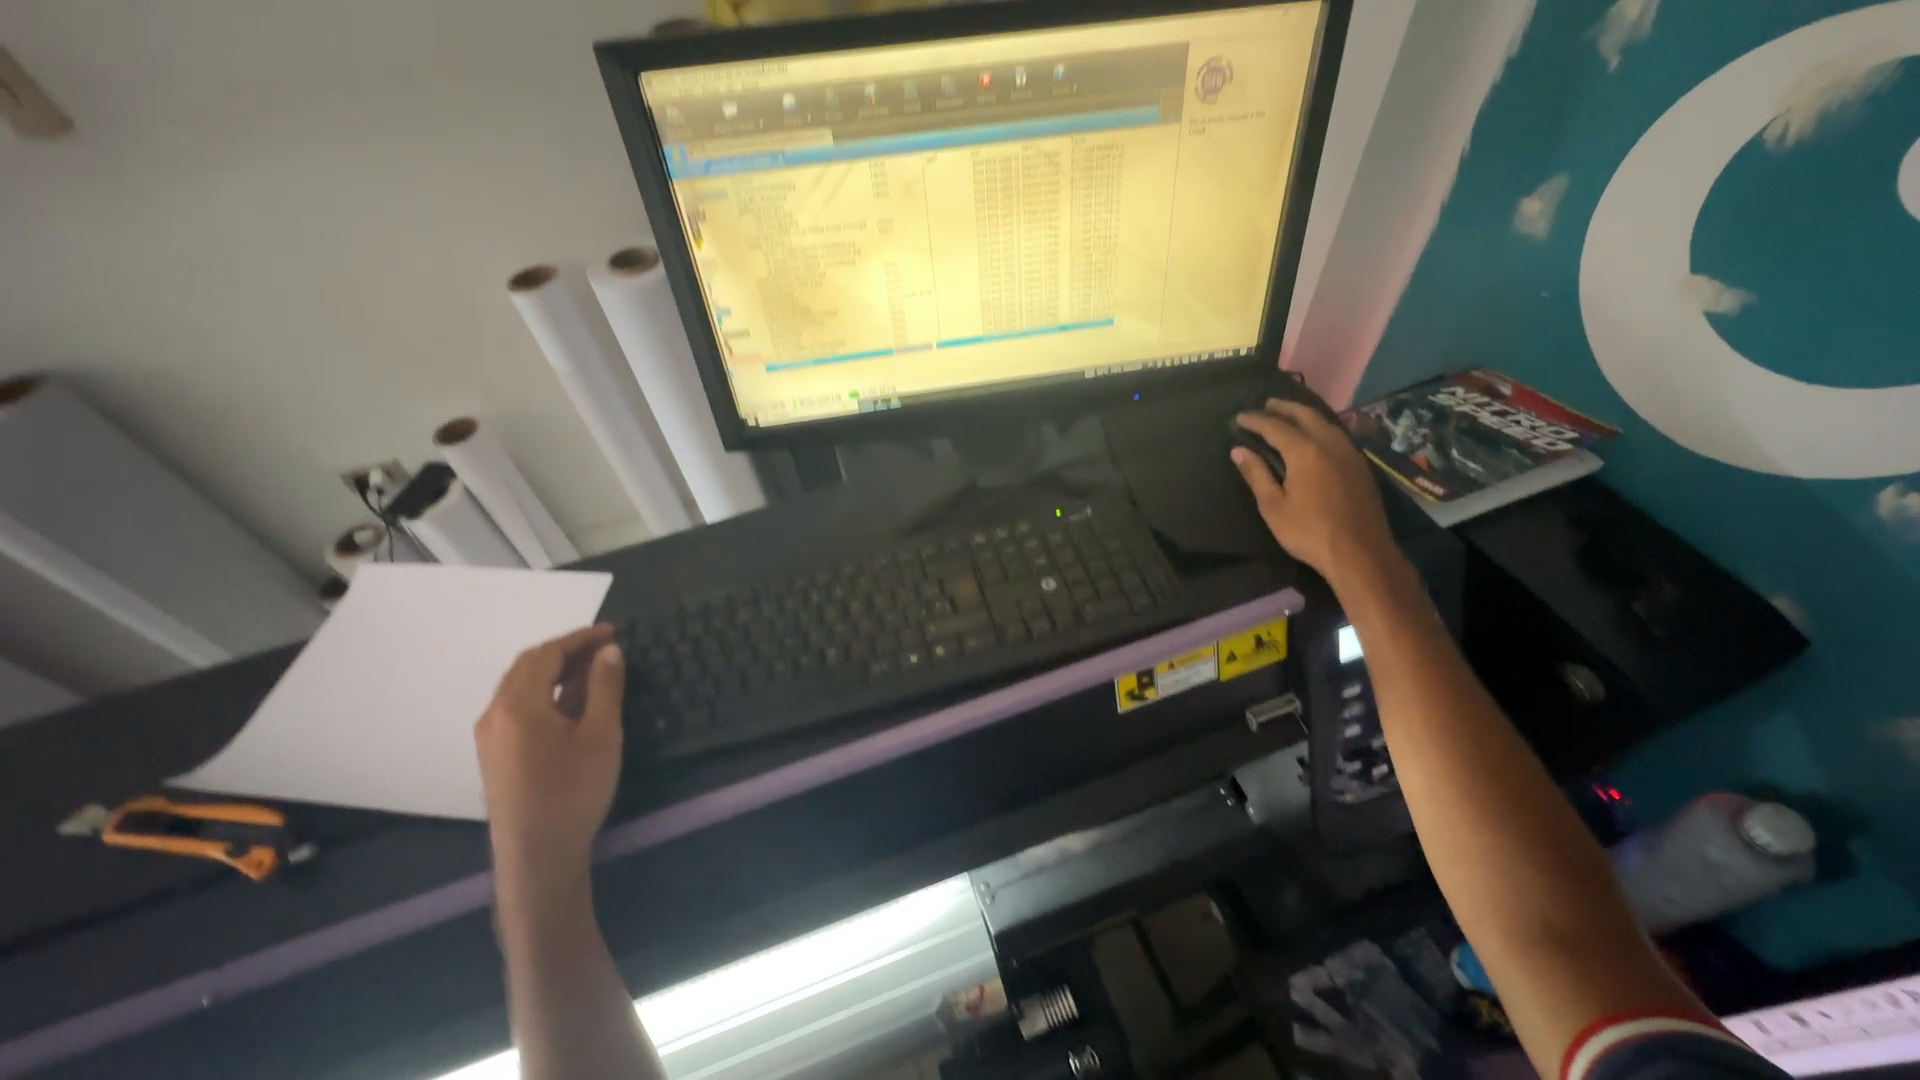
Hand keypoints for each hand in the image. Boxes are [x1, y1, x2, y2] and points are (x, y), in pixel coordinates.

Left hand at [475, 625, 625, 893]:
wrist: (537, 856)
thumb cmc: (573, 792)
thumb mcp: (600, 735)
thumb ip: (604, 687)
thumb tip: (607, 651)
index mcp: (517, 704)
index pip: (547, 654)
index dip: (580, 638)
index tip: (613, 633)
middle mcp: (495, 713)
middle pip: (528, 666)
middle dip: (566, 652)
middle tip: (605, 649)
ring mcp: (490, 737)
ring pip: (520, 688)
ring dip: (555, 673)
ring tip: (593, 672)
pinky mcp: (495, 756)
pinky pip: (517, 708)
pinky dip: (545, 694)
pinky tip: (570, 705)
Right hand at [1231, 399, 1404, 589]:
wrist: (1360, 552)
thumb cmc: (1309, 532)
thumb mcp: (1274, 506)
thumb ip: (1256, 474)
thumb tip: (1239, 450)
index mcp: (1304, 451)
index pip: (1274, 427)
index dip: (1255, 420)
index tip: (1238, 418)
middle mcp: (1329, 443)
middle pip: (1304, 415)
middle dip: (1283, 408)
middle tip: (1265, 405)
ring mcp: (1349, 452)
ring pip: (1325, 422)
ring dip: (1304, 414)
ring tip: (1288, 415)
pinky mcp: (1360, 465)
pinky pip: (1337, 434)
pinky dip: (1320, 426)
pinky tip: (1315, 435)